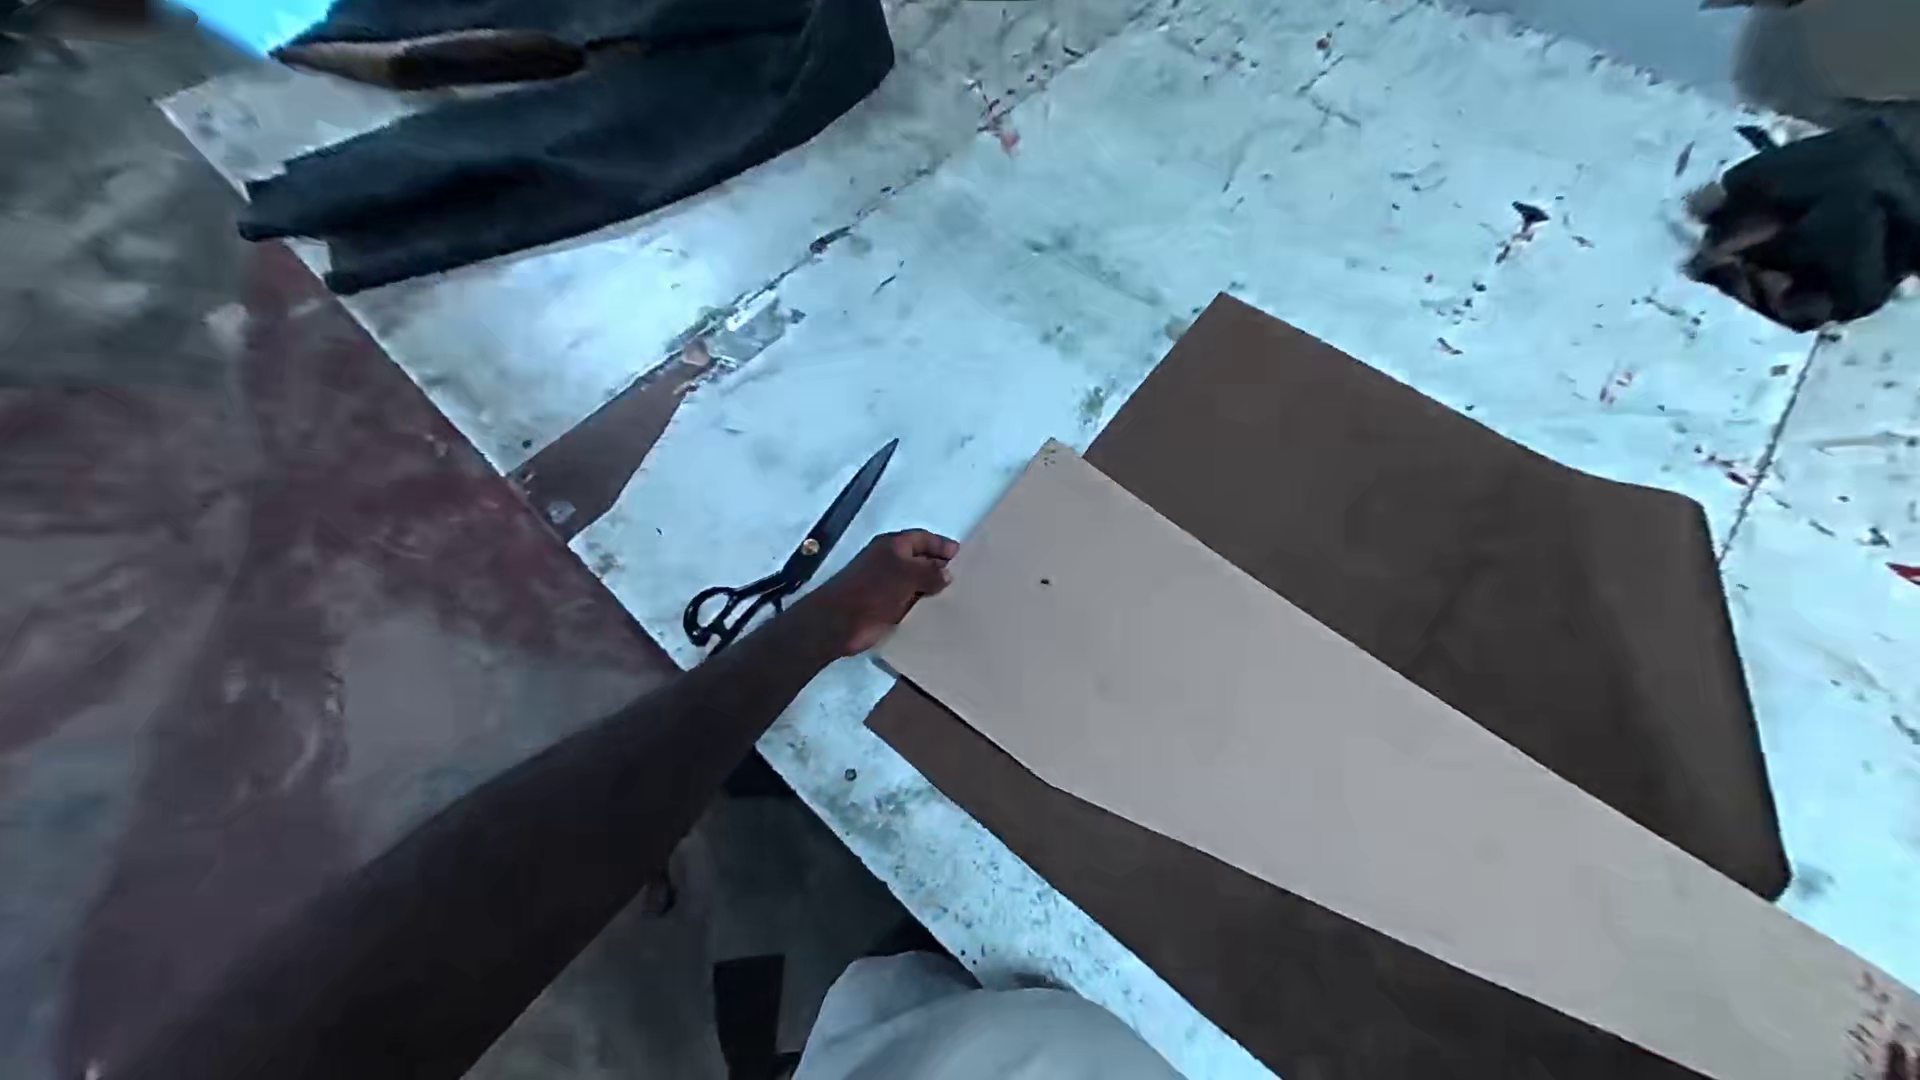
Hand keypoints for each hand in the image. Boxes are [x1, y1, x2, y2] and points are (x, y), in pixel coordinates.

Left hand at [797, 529, 958, 656]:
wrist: (840, 621)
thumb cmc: (873, 588)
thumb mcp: (905, 573)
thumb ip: (930, 571)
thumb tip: (947, 574)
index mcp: (892, 546)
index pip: (922, 538)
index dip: (940, 544)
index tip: (960, 555)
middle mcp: (890, 562)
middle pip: (921, 560)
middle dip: (940, 567)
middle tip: (966, 577)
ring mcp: (888, 586)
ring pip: (918, 584)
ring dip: (934, 589)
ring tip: (960, 597)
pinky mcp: (888, 608)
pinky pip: (912, 604)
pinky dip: (925, 607)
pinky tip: (942, 613)